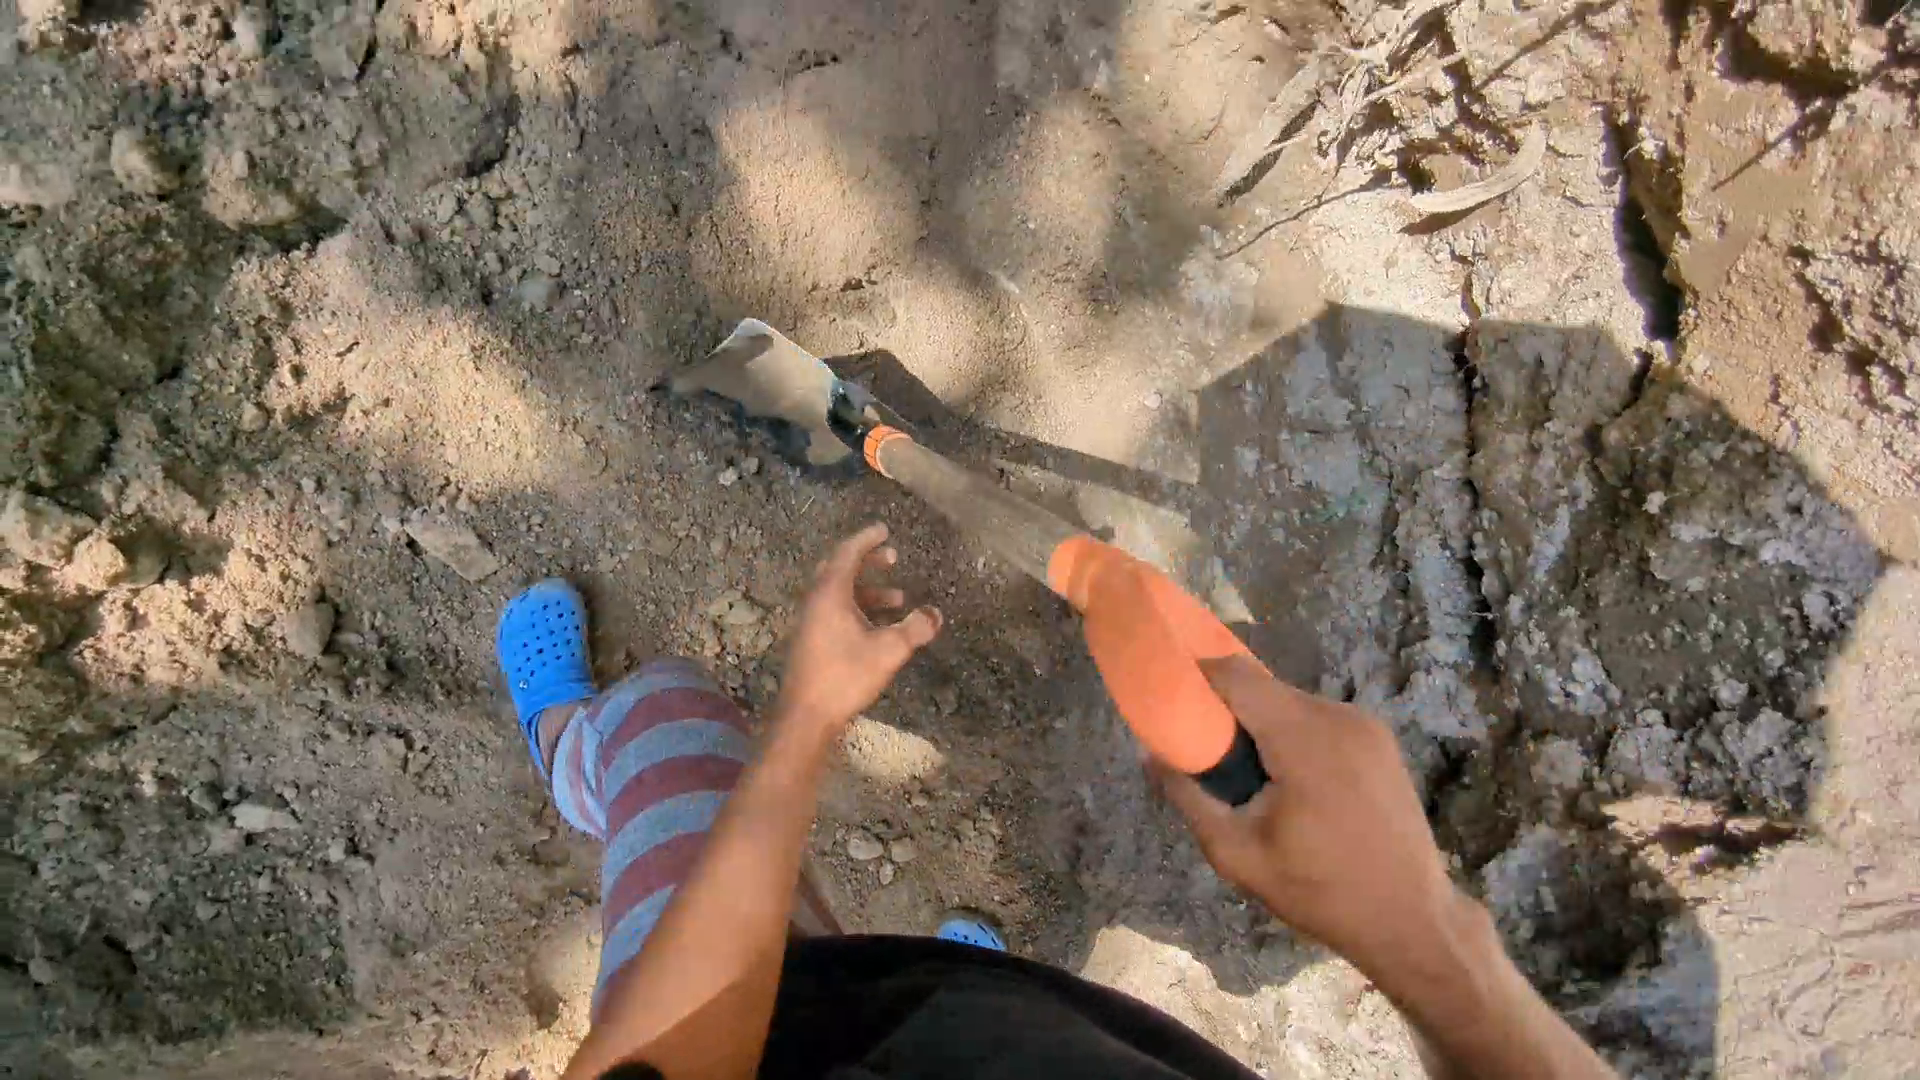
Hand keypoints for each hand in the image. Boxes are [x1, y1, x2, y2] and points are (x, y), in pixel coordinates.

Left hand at [775, 523, 942, 736]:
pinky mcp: (811, 641)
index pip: (847, 553)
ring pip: (839, 593)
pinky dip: (859, 608)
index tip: (883, 529)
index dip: (866, 539)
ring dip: (867, 589)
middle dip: (866, 561)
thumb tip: (935, 613)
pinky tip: (880, 627)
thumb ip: (915, 628)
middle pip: (840, 569)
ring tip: (898, 597)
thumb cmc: (845, 675)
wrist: (806, 715)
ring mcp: (811, 622)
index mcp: (830, 593)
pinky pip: (836, 611)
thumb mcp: (889, 650)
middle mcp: (816, 601)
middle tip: (891, 557)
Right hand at [1152, 655, 1459, 973]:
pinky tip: (1289, 778)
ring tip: (1250, 772)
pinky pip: (1316, 718)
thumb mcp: (1236, 853)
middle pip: (1261, 687)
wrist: (1415, 923)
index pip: (1235, 674)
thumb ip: (1188, 796)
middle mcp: (1337, 716)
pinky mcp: (1378, 739)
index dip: (1196, 674)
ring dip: (1259, 722)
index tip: (1172, 696)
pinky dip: (1290, 733)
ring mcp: (1364, 725)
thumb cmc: (1320, 890)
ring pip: (1288, 701)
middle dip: (1226, 708)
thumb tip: (1149, 754)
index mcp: (1303, 737)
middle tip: (1205, 749)